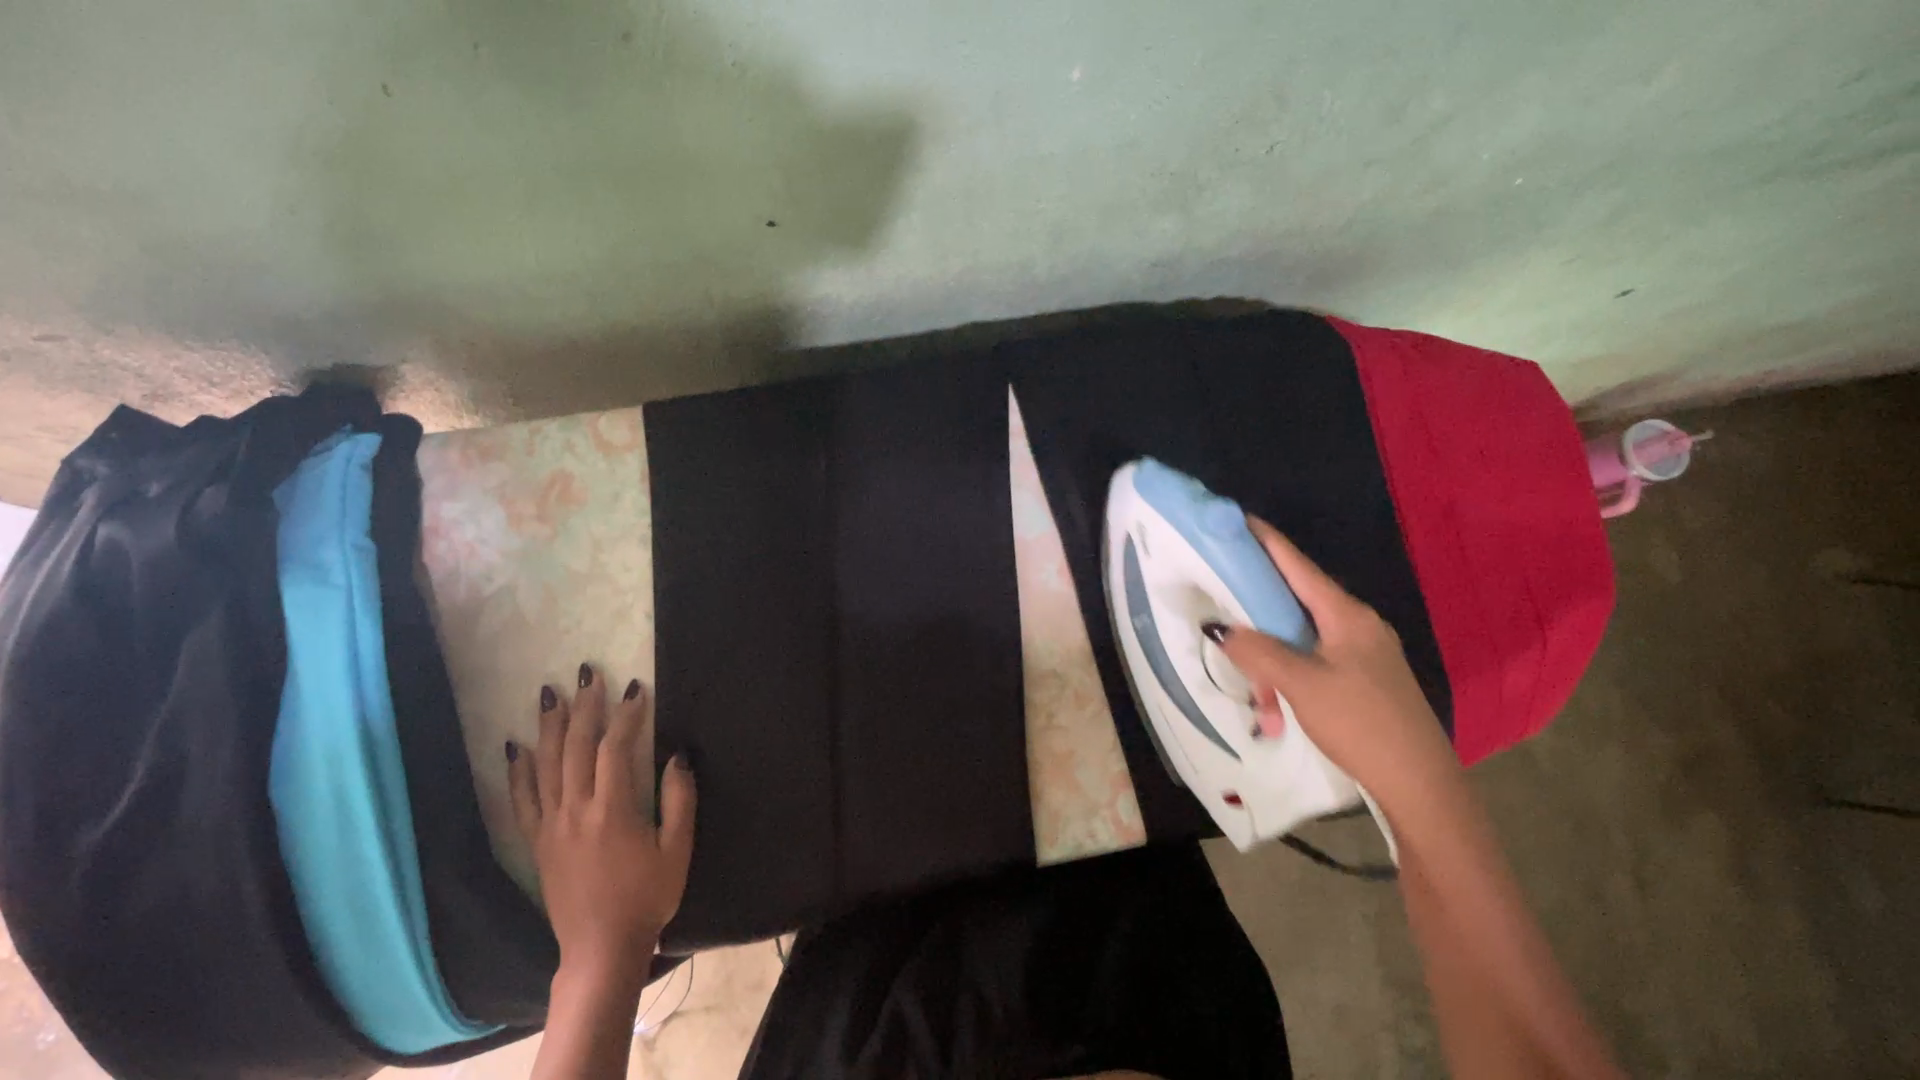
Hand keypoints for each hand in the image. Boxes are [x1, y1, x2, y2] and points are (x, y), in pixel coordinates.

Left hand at [508, 664, 696, 985]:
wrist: (601, 947)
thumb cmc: (647, 898)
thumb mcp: (677, 851)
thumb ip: (679, 800)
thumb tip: (677, 756)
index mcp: (613, 810)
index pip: (616, 748)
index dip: (626, 715)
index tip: (635, 689)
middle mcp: (576, 810)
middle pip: (576, 747)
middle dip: (584, 707)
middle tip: (588, 674)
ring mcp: (551, 826)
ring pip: (546, 765)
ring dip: (549, 726)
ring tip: (551, 694)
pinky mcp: (538, 843)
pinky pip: (522, 799)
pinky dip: (518, 770)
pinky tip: (517, 746)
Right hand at [1214, 517, 1458, 801]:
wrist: (1418, 781)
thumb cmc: (1360, 722)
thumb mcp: (1301, 684)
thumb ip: (1258, 652)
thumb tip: (1221, 628)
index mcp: (1346, 615)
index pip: (1298, 566)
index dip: (1268, 542)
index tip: (1239, 520)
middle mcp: (1357, 626)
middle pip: (1294, 607)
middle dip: (1258, 625)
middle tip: (1226, 630)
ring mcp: (1363, 654)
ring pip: (1300, 643)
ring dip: (1272, 669)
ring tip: (1262, 708)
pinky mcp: (1364, 680)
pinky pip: (1313, 666)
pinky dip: (1290, 684)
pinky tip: (1279, 715)